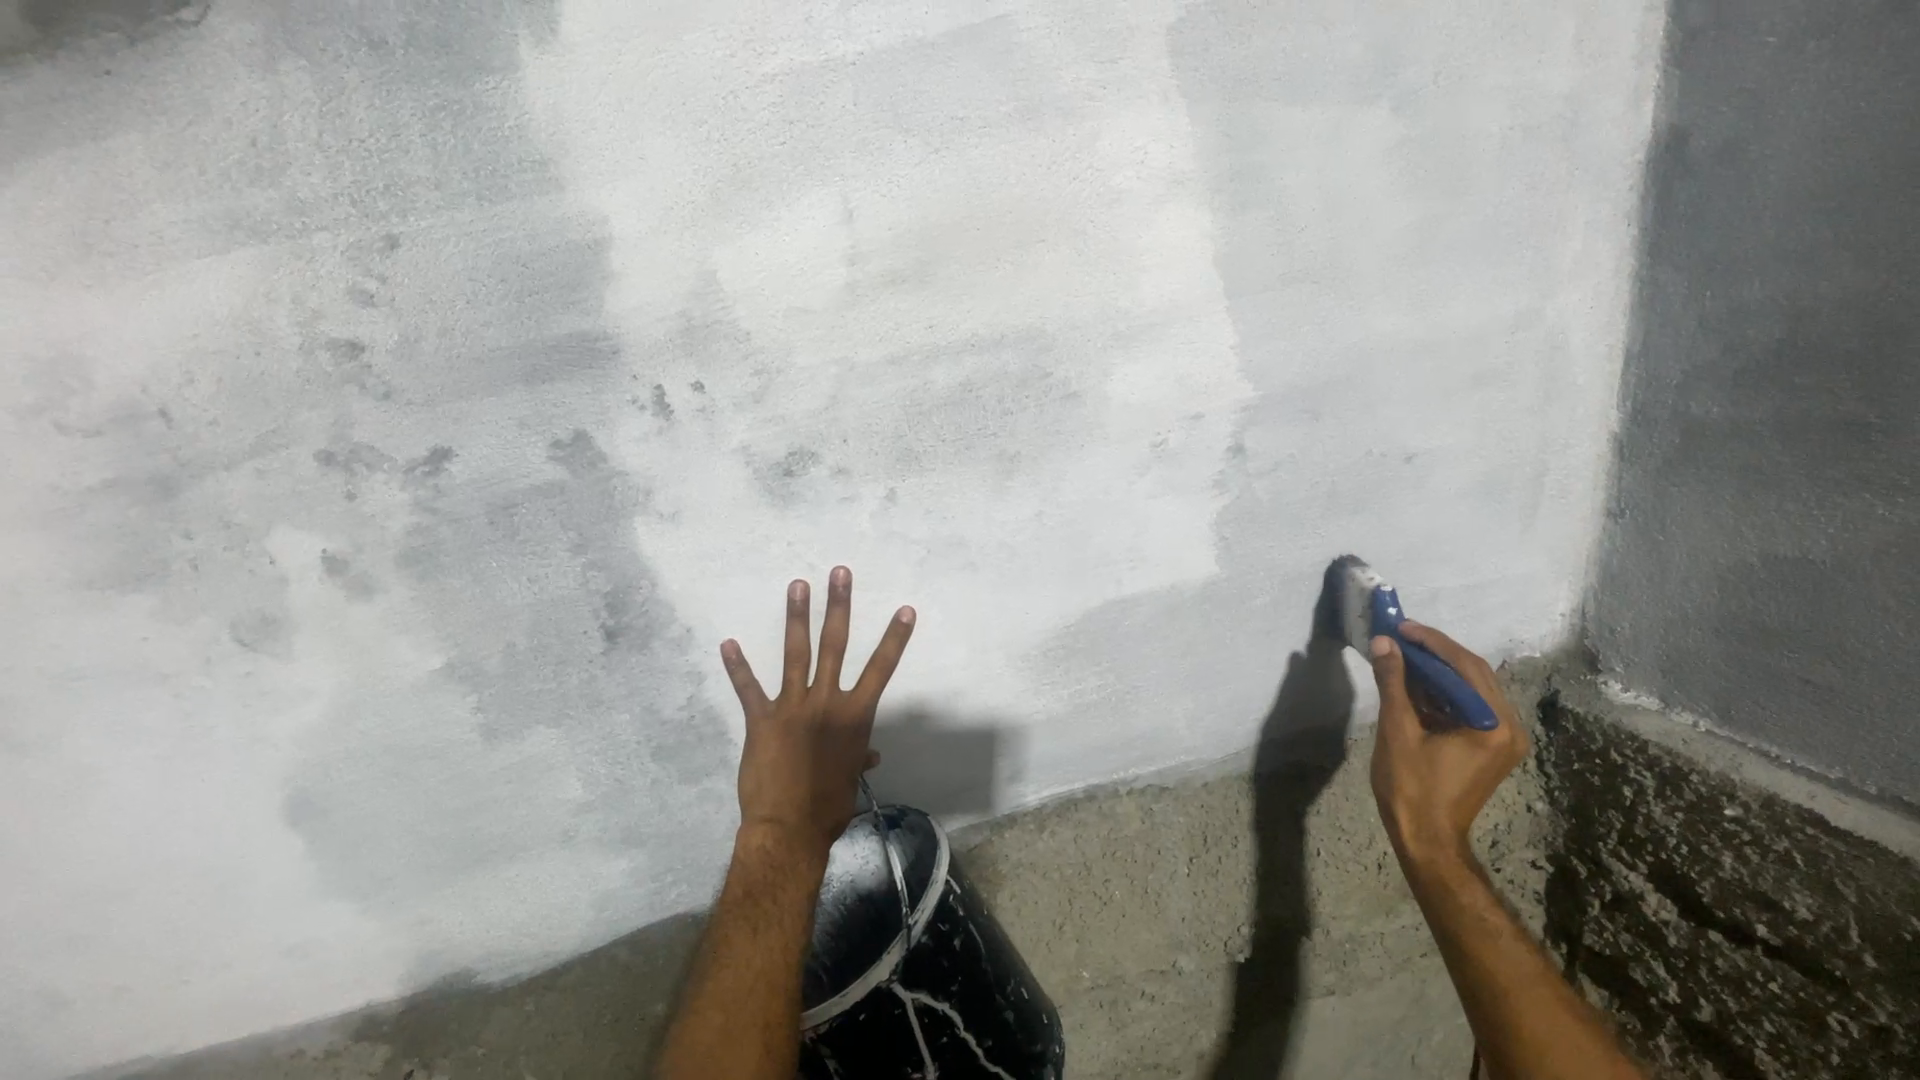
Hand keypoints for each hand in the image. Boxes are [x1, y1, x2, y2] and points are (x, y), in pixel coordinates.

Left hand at [719, 566, 915, 863]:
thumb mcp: (850, 778)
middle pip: (836, 645)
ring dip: (796, 617)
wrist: (790, 828)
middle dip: (838, 605)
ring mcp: (793, 707)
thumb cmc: (829, 806)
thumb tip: (869, 755)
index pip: (881, 669)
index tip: (904, 609)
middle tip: (839, 573)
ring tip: (797, 585)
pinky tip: (727, 643)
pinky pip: (748, 688)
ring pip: (796, 653)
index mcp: (856, 716)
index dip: (894, 638)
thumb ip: (858, 758)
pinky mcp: (761, 719)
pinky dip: (737, 666)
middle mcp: (827, 702)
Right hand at [1366, 622, 1527, 867]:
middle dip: (1435, 652)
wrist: (1427, 837)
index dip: (1432, 643)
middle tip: (1400, 636)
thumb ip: (1393, 683)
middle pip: (1473, 674)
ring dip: (1437, 670)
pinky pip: (1468, 706)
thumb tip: (1384, 643)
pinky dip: (1442, 691)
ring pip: (1471, 688)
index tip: (1401, 627)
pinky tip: (1414, 683)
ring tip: (1402, 655)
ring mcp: (1503, 738)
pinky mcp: (1491, 746)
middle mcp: (1509, 727)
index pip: (1466, 667)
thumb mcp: (1397, 731)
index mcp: (1493, 724)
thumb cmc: (1411, 787)